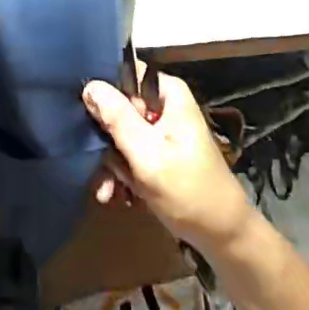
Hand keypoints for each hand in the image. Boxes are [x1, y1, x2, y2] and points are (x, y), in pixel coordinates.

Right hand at [82, 69, 257, 253]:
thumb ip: (117, 118)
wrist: (220, 234)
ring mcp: (161, 129)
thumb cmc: (188, 190)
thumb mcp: (147, 154)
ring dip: (112, 166)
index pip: (124, 76)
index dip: (103, 96)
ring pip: (119, 134)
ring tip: (111, 192)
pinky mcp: (157, 151)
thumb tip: (90, 85)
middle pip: (118, 108)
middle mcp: (164, 104)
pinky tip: (119, 196)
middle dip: (107, 144)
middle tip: (105, 172)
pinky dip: (122, 174)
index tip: (88, 121)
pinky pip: (129, 152)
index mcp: (167, 93)